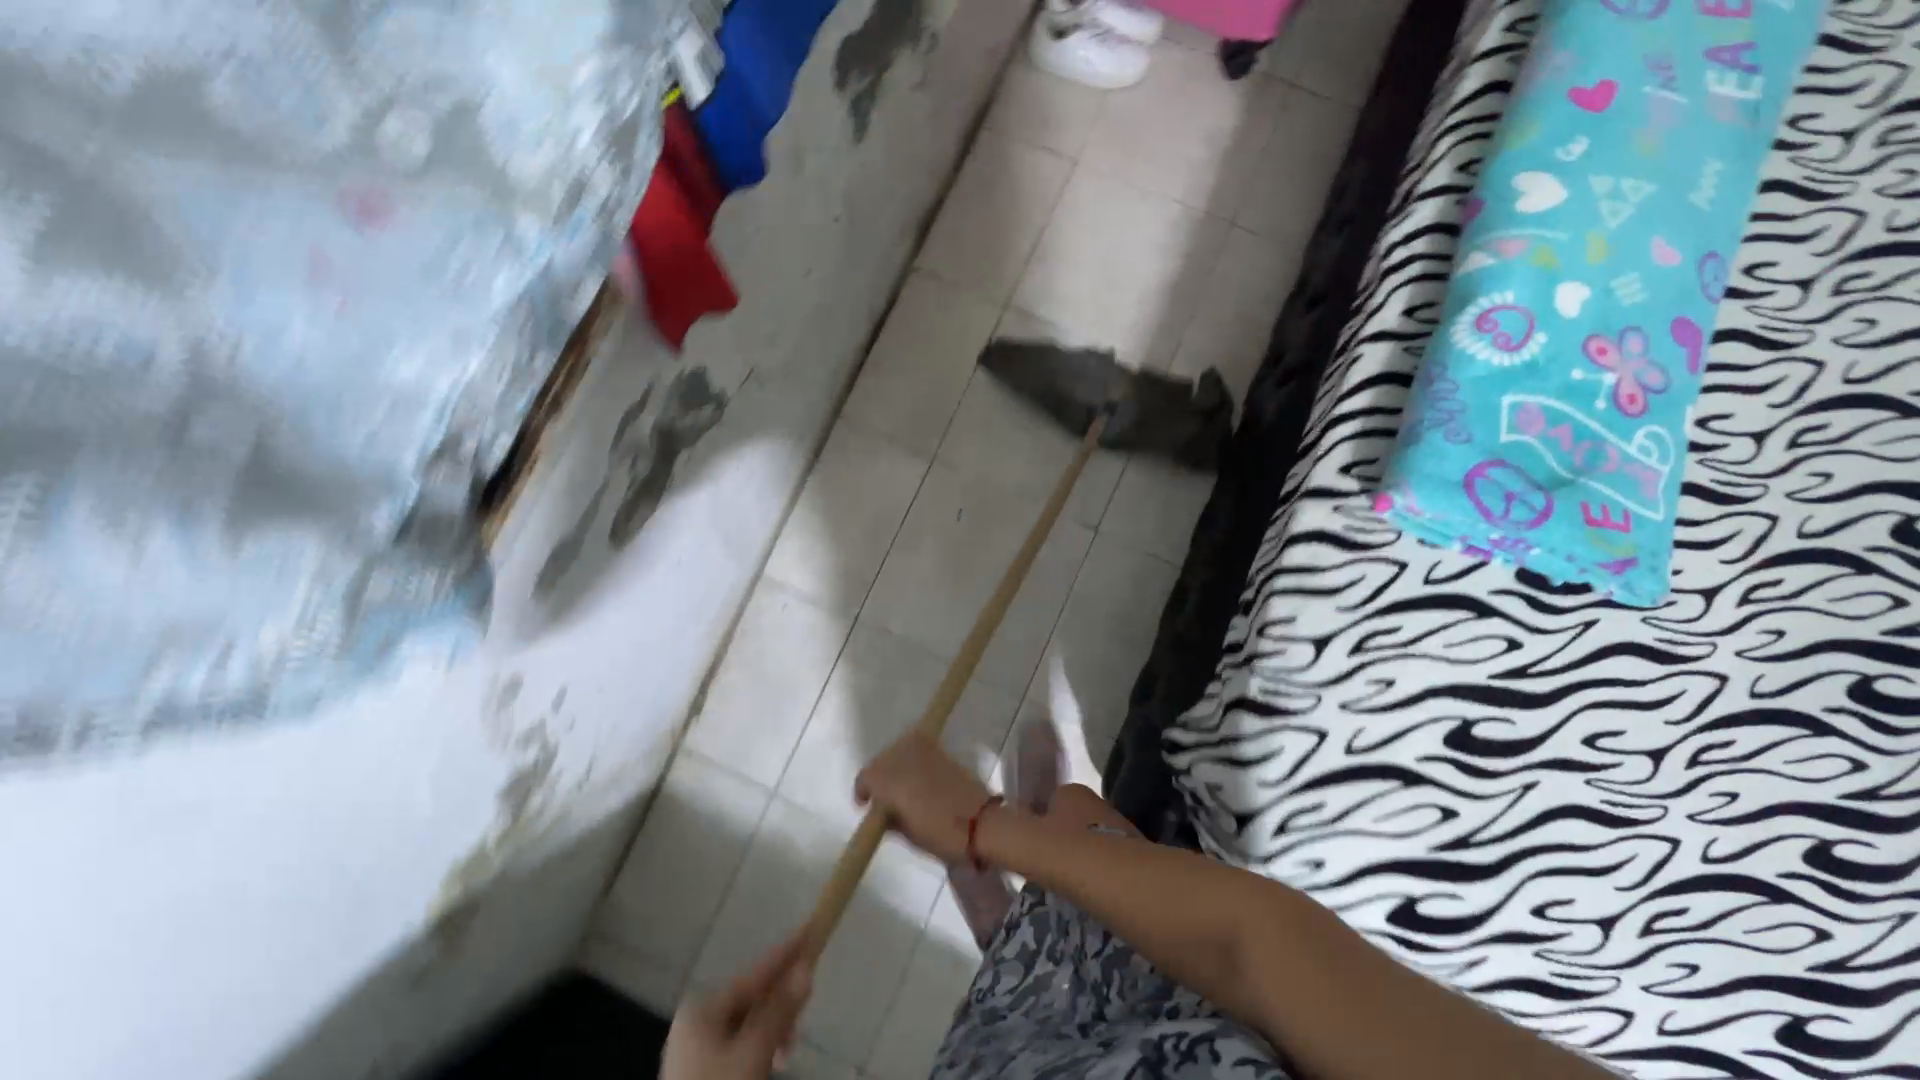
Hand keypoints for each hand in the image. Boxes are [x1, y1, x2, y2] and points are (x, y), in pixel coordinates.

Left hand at [660, 935, 812, 1079]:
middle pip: (751, 998)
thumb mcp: (753, 1054)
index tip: (810, 930)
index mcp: (703, 1009)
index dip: (785, 953)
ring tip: (788, 1050)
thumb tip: (805, 970)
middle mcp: (697, 1019)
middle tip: (803, 1019)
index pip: (755, 973)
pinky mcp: (703, 1068)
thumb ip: (780, 1012)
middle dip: (780, 1003)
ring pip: (748, 1023)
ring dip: (773, 1030)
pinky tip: (772, 1061)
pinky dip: (760, 1046)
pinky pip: (740, 1042)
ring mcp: (697, 1045)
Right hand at [854, 729, 993, 863]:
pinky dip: (911, 754)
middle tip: (881, 795)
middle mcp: (906, 762)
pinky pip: (919, 745)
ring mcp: (926, 754)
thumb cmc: (944, 836)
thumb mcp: (910, 835)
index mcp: (893, 783)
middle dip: (877, 775)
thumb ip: (891, 819)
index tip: (864, 803)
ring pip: (899, 747)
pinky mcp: (943, 753)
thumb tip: (883, 812)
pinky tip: (916, 772)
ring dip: (893, 762)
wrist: (983, 824)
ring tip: (898, 781)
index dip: (862, 789)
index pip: (867, 776)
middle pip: (881, 759)